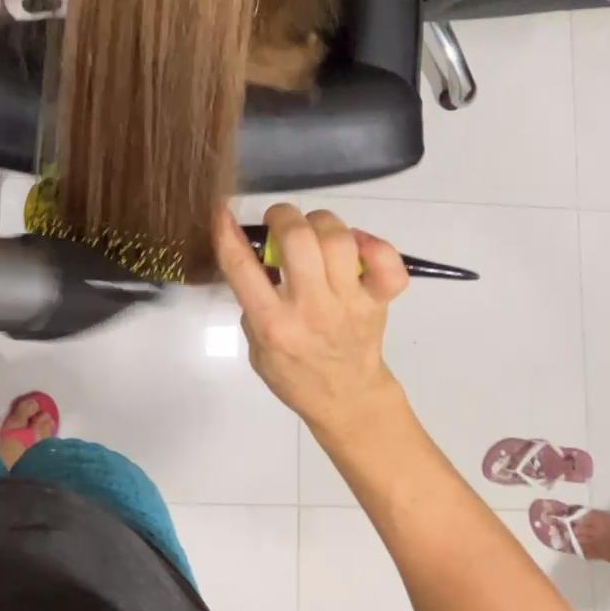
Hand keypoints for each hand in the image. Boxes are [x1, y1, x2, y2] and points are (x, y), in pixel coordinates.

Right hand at [213, 204, 409, 431]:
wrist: (347, 399)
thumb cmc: (292, 373)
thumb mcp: (255, 343)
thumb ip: (252, 301)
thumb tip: (255, 253)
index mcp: (272, 323)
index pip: (242, 267)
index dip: (227, 232)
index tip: (223, 211)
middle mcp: (310, 309)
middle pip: (298, 239)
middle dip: (283, 216)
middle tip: (279, 221)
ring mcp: (349, 303)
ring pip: (338, 239)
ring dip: (321, 222)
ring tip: (313, 230)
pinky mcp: (379, 301)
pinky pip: (387, 262)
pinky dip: (373, 244)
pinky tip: (356, 245)